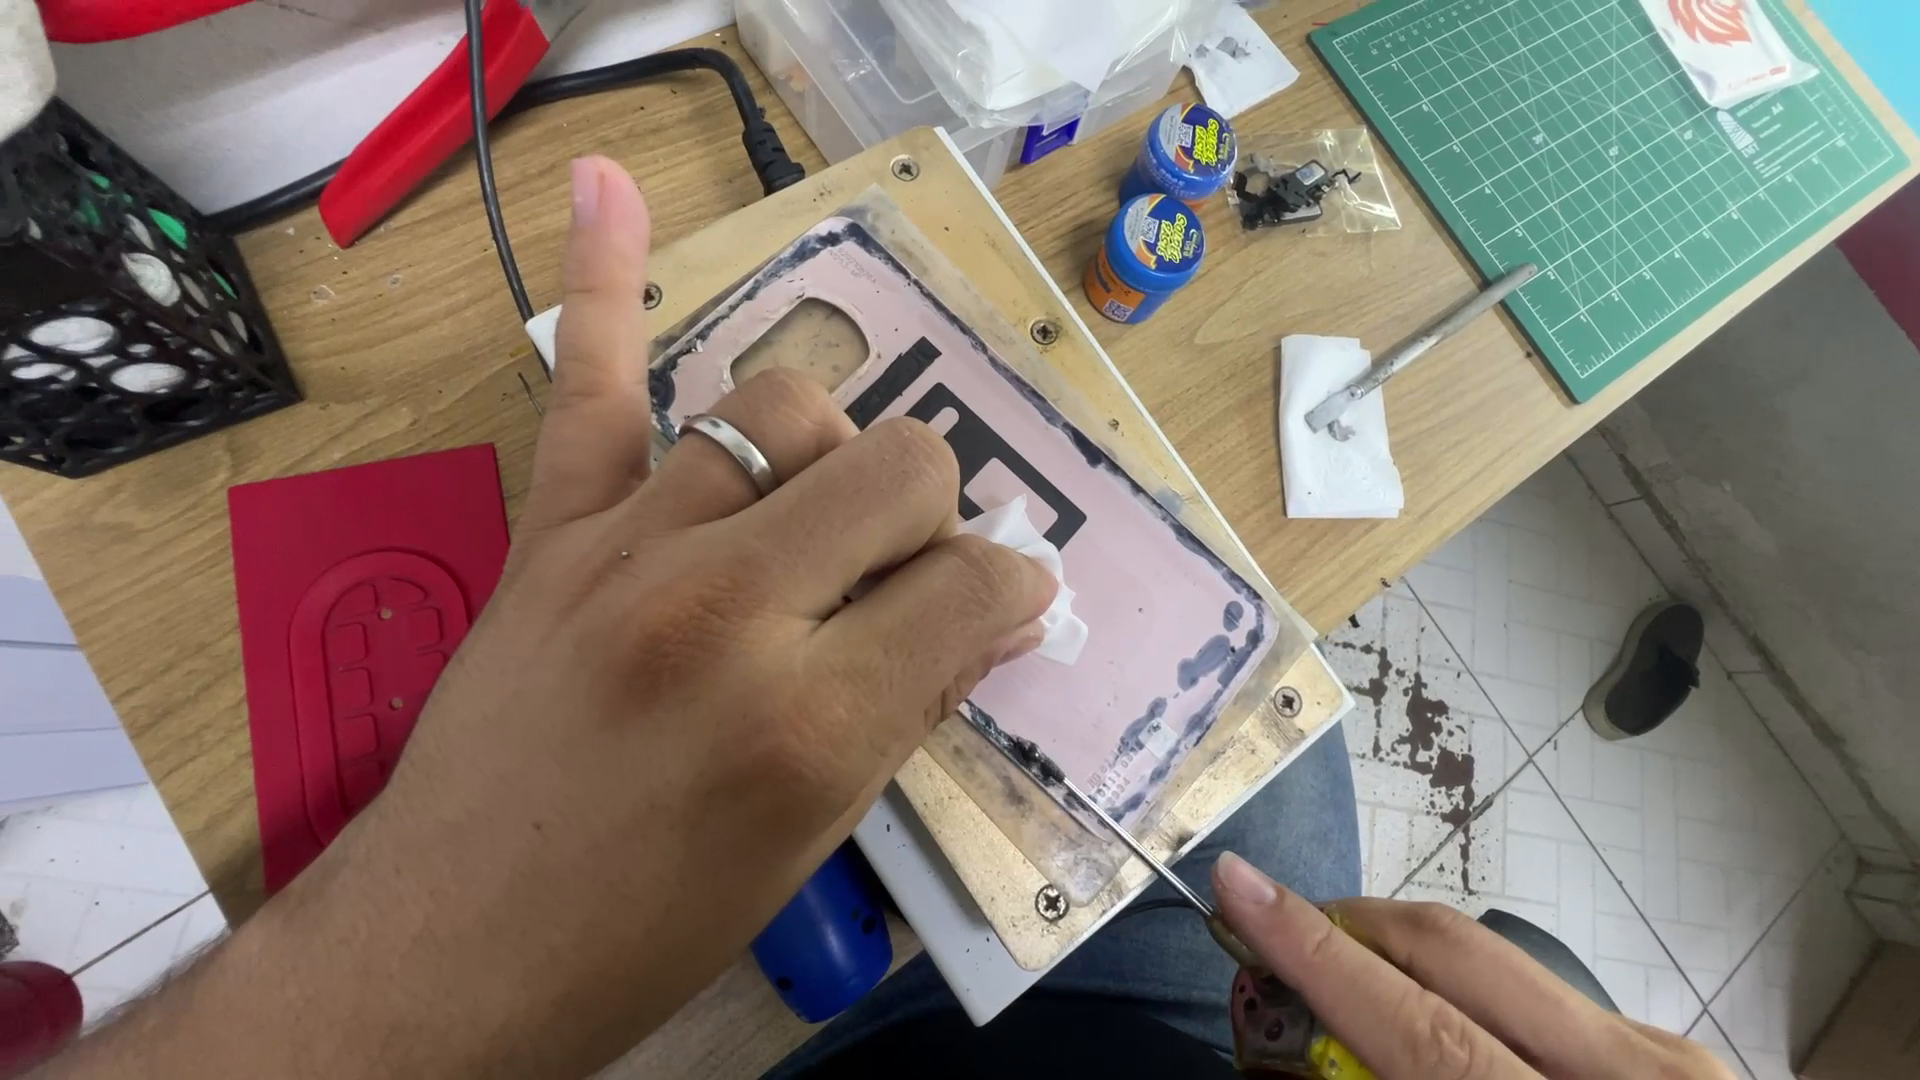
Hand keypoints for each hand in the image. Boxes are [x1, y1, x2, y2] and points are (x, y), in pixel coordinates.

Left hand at [51, 156, 1054, 1079]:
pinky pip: (594, 384)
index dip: (1010, 588)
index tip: (1005, 601)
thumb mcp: (823, 830)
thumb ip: (923, 696)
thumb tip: (1012, 605)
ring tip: (820, 507)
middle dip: (930, 515)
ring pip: (784, 411)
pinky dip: (611, 287)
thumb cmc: (664, 917)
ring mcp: (630, 552)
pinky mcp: (553, 533)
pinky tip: (615, 190)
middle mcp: (729, 610)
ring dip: (835, 457)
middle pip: (901, 468)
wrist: (454, 949)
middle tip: (903, 569)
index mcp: (814, 719)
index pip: (975, 584)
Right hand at [1211, 854, 1734, 1079]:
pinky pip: (1529, 982)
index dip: (1311, 948)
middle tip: (1278, 938)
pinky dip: (1457, 983)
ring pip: (1484, 951)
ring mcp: (1672, 1063)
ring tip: (1350, 981)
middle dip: (1340, 924)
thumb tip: (1281, 1045)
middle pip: (1448, 951)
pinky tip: (1443, 1023)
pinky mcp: (1679, 1053)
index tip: (1234, 881)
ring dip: (1392, 951)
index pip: (1416, 1026)